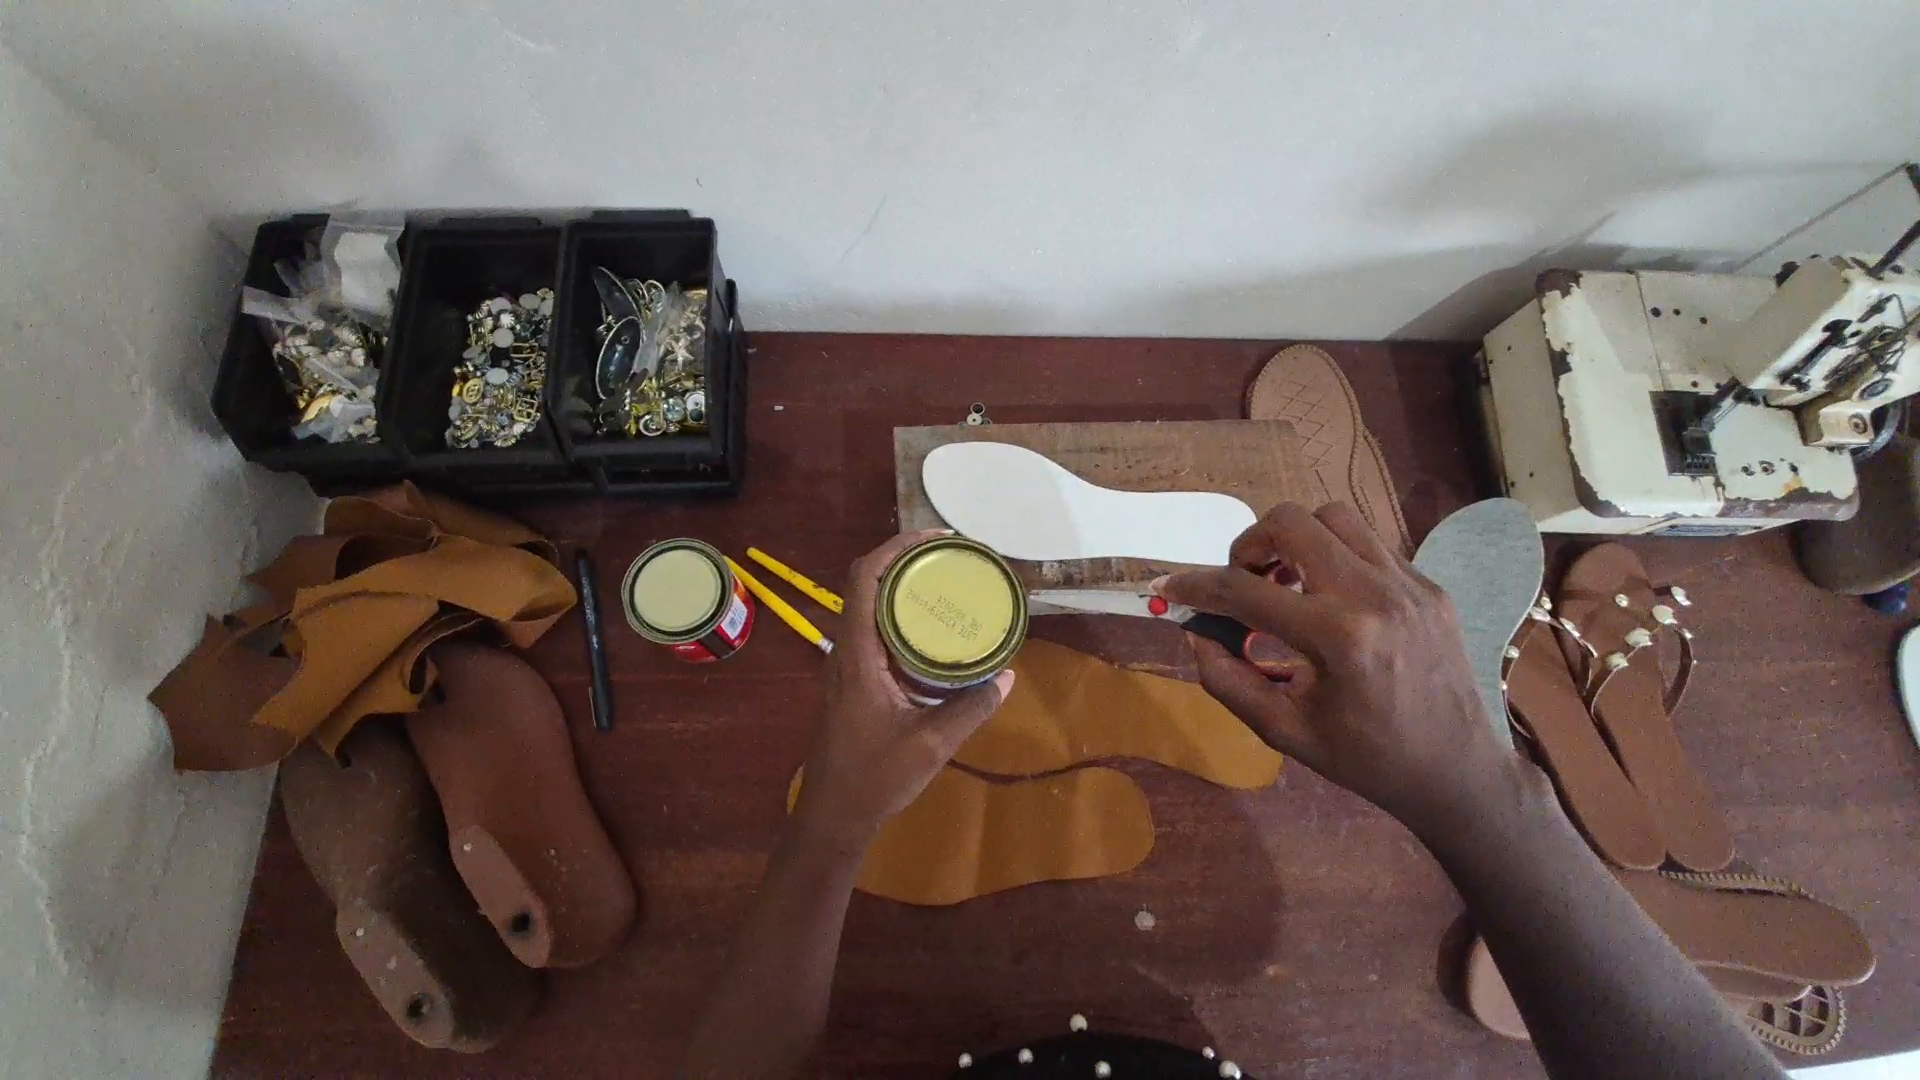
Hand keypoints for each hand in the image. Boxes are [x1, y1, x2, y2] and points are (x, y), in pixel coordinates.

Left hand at [793, 531, 1014, 842]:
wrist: (833, 816)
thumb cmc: (874, 777)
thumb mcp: (932, 743)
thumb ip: (970, 708)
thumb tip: (1006, 677)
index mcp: (858, 654)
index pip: (863, 579)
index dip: (894, 547)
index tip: (935, 539)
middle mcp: (848, 651)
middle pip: (867, 585)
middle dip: (905, 562)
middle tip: (950, 559)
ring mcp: (849, 666)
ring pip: (870, 609)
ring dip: (902, 589)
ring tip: (946, 585)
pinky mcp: (855, 682)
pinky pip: (876, 634)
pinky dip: (902, 619)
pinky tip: (933, 634)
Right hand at [1156, 502, 1518, 833]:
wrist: (1462, 774)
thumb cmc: (1368, 760)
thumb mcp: (1284, 731)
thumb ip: (1227, 680)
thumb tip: (1197, 634)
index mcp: (1338, 637)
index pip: (1245, 590)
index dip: (1195, 586)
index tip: (1168, 586)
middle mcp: (1375, 595)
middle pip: (1291, 522)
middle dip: (1248, 544)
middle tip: (1242, 580)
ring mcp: (1409, 584)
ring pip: (1333, 518)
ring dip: (1293, 540)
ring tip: (1283, 582)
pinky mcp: (1428, 585)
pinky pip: (1366, 544)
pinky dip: (1331, 557)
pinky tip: (1327, 599)